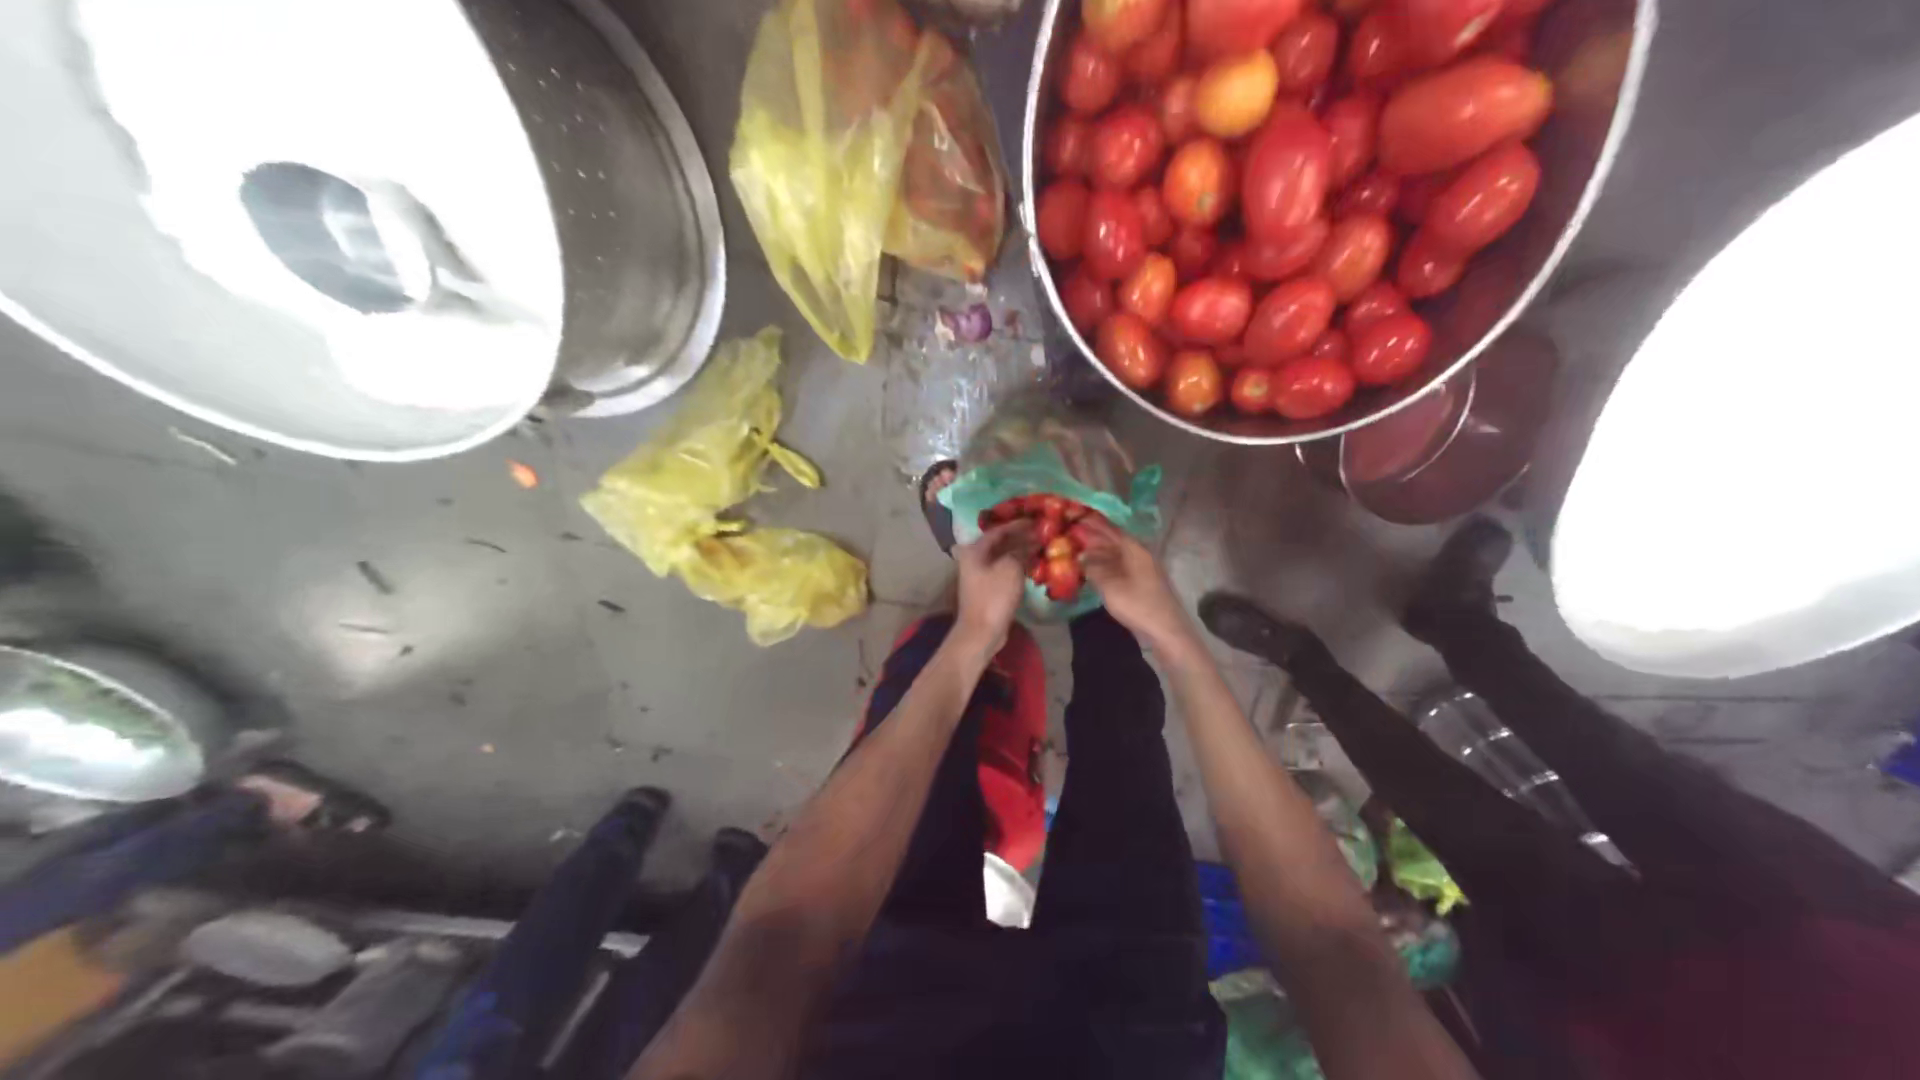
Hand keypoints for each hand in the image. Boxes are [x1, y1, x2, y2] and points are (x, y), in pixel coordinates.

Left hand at [953, 520, 1037, 647]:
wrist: (982, 631)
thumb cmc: (994, 596)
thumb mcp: (1010, 568)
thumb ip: (1020, 550)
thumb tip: (1030, 542)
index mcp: (975, 550)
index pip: (999, 530)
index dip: (1018, 524)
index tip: (1037, 520)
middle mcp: (975, 558)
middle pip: (1001, 542)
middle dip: (1022, 537)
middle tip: (1042, 532)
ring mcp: (981, 574)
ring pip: (1004, 556)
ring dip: (1021, 550)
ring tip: (1042, 545)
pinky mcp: (988, 588)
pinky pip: (1005, 569)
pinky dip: (1019, 564)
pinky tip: (1034, 564)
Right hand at [1076, 518, 1196, 654]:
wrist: (1166, 630)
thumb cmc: (1137, 605)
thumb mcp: (1110, 587)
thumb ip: (1094, 569)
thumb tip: (1081, 556)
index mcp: (1135, 551)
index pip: (1112, 530)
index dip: (1095, 523)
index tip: (1078, 517)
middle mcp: (1140, 556)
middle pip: (1115, 542)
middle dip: (1095, 538)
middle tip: (1073, 535)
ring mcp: (1143, 570)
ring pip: (1117, 556)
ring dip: (1099, 553)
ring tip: (1079, 553)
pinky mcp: (1142, 584)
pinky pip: (1120, 568)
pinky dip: (1106, 566)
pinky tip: (1094, 571)